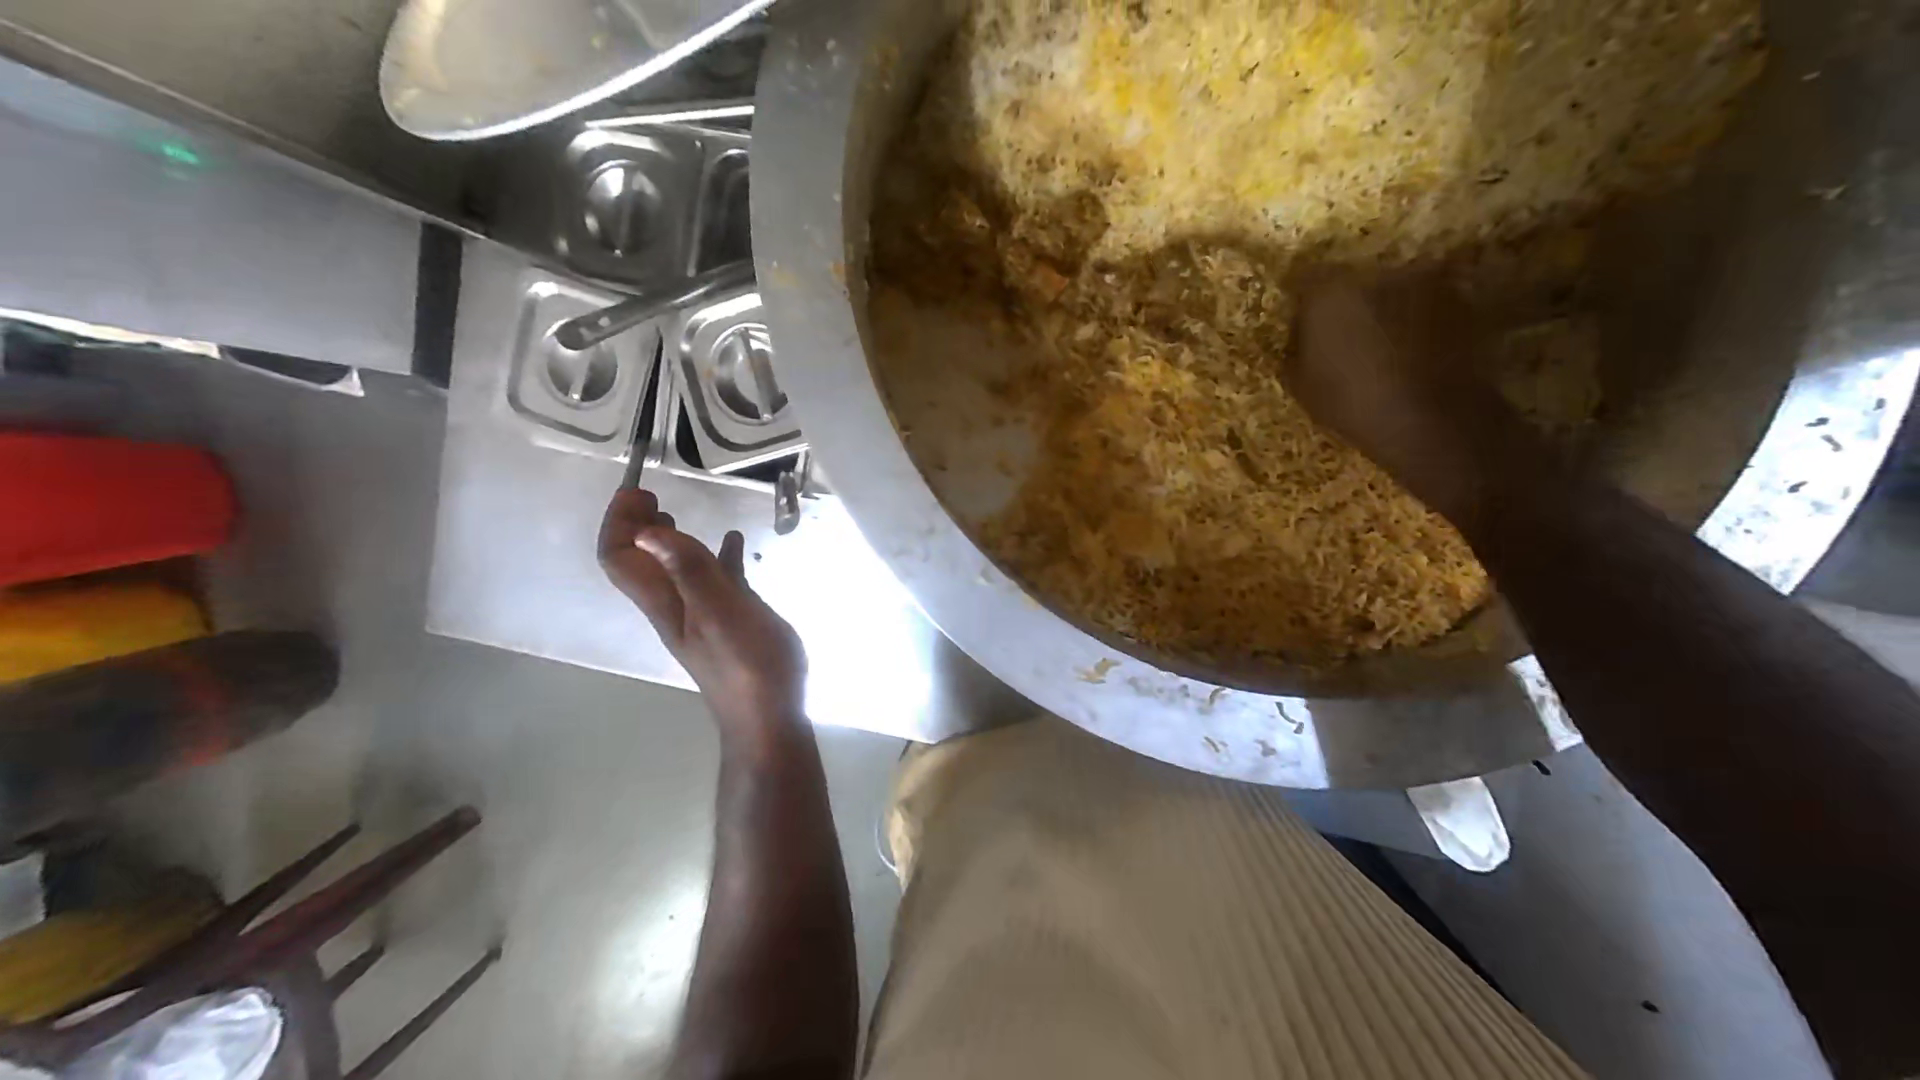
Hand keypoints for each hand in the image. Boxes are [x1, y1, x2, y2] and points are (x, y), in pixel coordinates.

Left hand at [598, 487, 806, 745]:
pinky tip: (733, 543)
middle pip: (639, 563)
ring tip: (675, 511)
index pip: (620, 559)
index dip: (618, 523)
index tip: (638, 491)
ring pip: (672, 570)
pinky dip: (715, 557)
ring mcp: (701, 617)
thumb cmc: (749, 665)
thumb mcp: (722, 613)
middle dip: (633, 526)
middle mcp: (675, 607)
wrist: (769, 719)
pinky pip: (714, 581)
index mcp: (665, 603)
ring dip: (667, 539)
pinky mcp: (729, 623)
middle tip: (651, 495)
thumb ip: (690, 571)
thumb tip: (646, 532)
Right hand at [1286, 271, 1535, 522]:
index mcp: (1329, 291)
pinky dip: (1414, 319)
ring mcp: (1423, 282)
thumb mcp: (1300, 384)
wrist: (1432, 420)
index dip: (1299, 300)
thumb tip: (1299, 334)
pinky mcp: (1458, 299)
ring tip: (1380, 343)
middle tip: (1340, 333)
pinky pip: (1422, 304)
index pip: (1302, 278)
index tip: (1298, 321)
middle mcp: (1376, 272)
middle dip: (1344, 302)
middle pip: (1350, 279)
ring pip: (1389, 289)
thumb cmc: (1351, 404)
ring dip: (1382, 308)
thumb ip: (1295, 348)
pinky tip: (1410, 350)